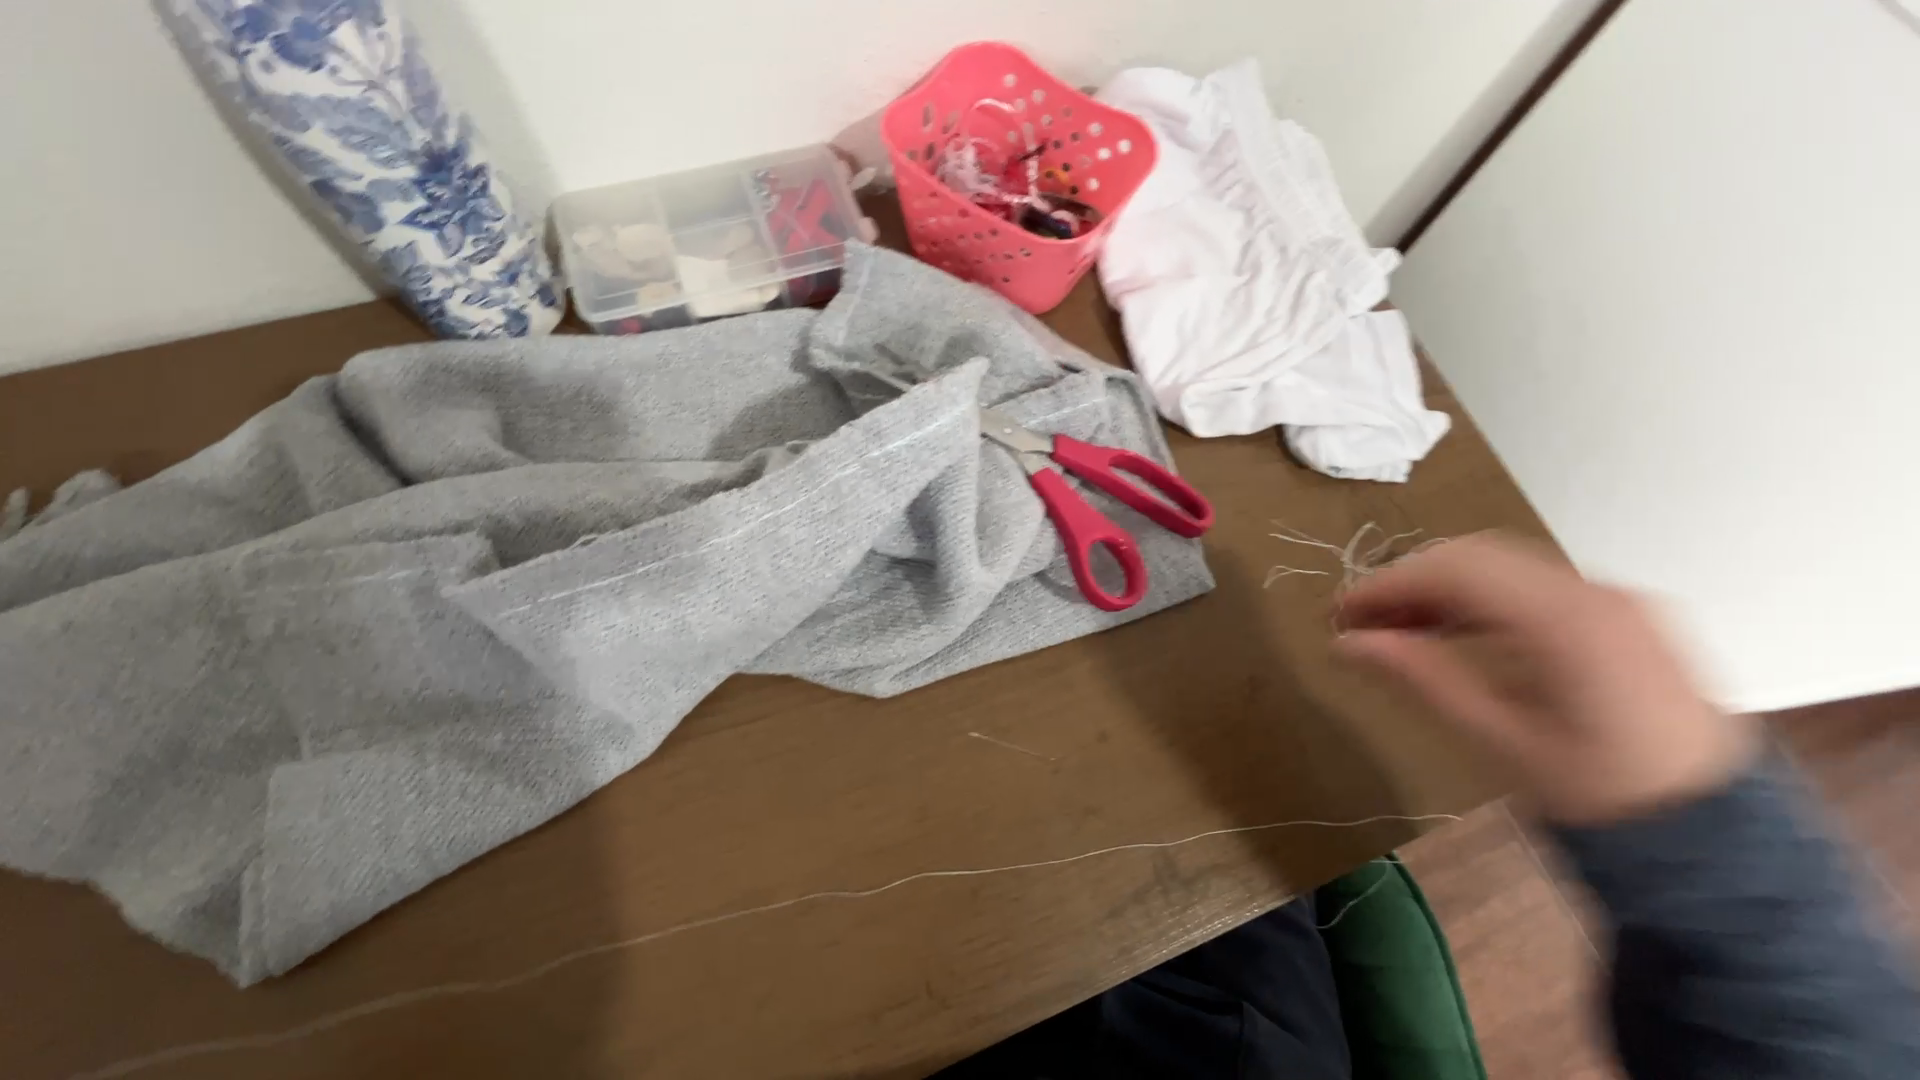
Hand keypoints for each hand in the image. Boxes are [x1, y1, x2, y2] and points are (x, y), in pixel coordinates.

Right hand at [1334, 533, 1757, 825]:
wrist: (1713, 835)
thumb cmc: (1598, 795)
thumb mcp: (1499, 738)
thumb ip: (1422, 677)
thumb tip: (1348, 643)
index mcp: (1569, 621)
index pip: (1457, 570)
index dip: (1388, 584)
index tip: (1339, 613)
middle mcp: (1598, 592)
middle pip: (1479, 557)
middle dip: (1410, 582)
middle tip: (1361, 621)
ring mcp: (1618, 599)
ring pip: (1505, 566)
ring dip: (1443, 589)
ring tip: (1396, 627)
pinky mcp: (1625, 615)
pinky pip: (1536, 586)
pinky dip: (1483, 599)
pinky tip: (1452, 630)